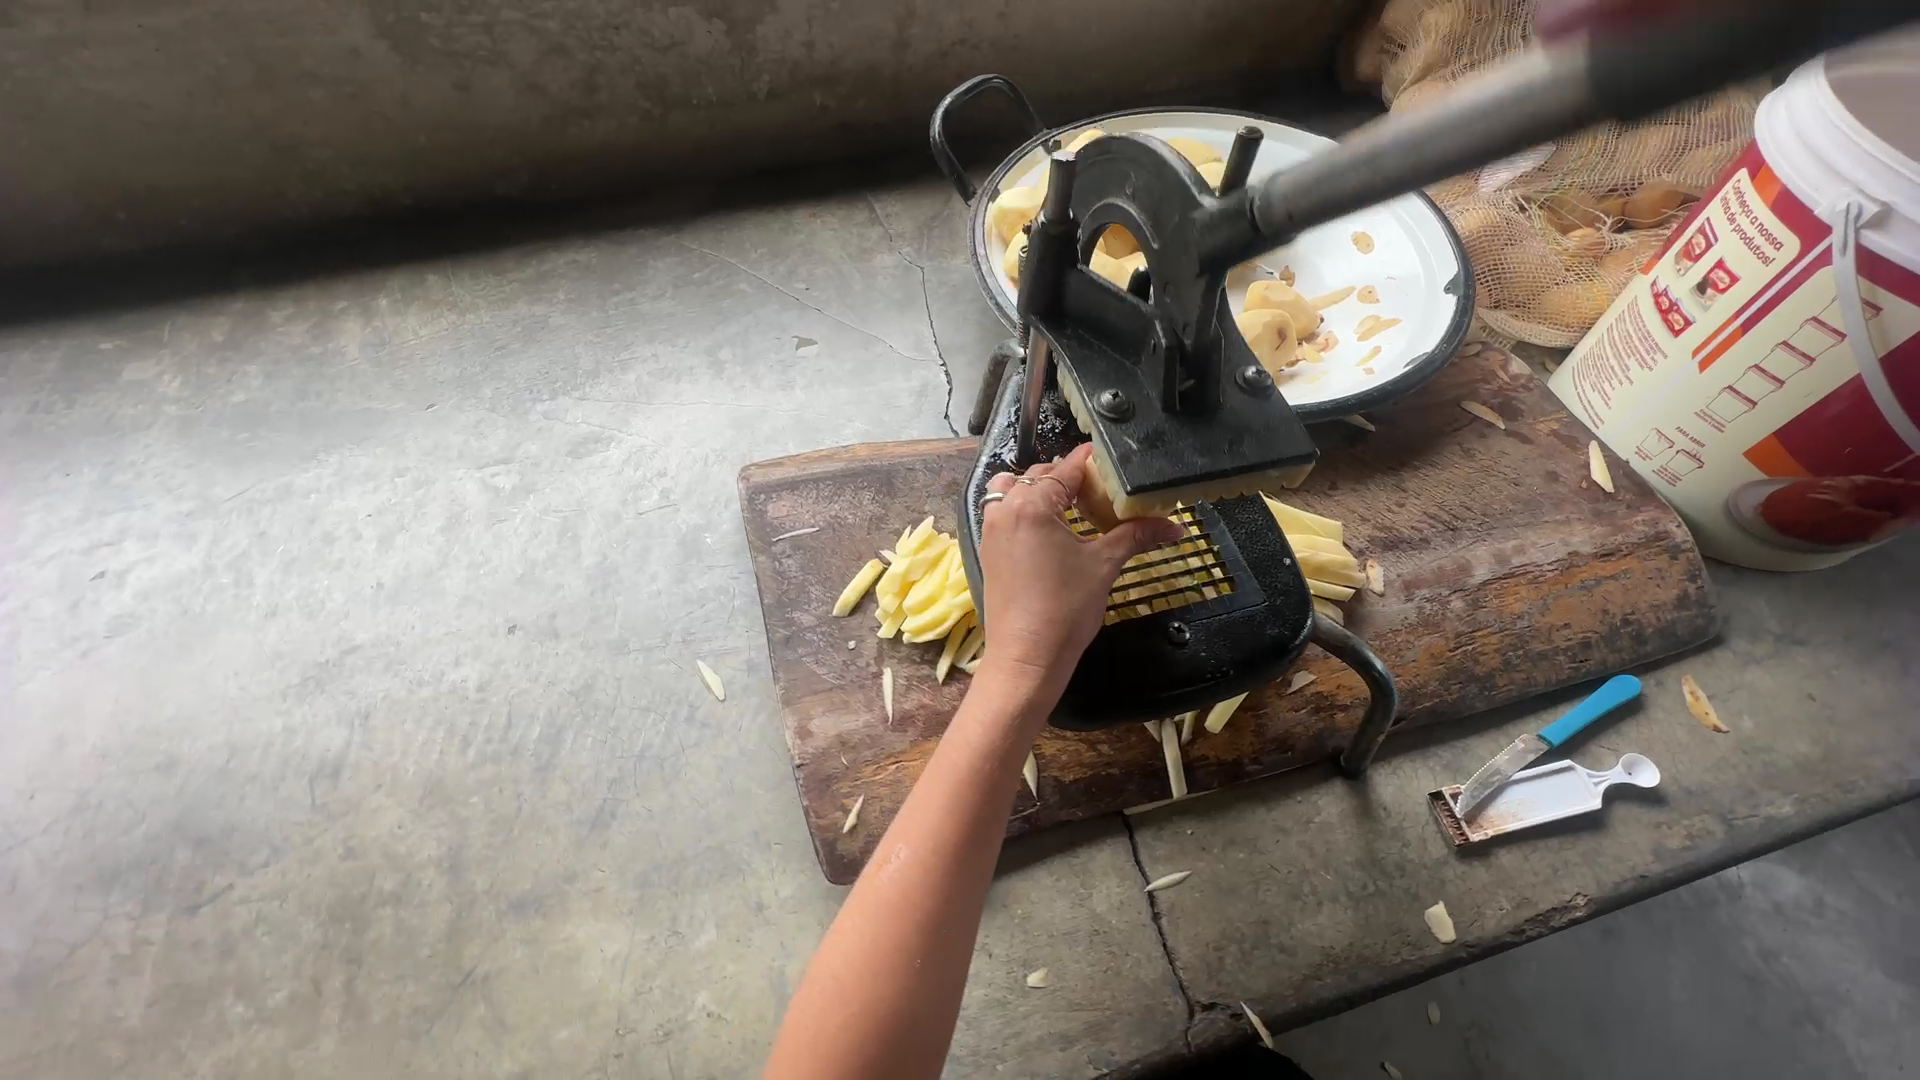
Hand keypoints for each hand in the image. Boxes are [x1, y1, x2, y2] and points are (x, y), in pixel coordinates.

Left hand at [976, 444, 1185, 698]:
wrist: (1026, 657)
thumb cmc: (1066, 609)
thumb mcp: (1104, 566)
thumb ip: (1135, 535)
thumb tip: (1174, 526)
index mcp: (1032, 505)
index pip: (1067, 468)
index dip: (1093, 462)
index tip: (1114, 461)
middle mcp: (1005, 509)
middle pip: (1039, 476)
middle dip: (1068, 477)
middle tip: (1100, 491)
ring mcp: (991, 529)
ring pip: (1012, 490)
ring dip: (1039, 490)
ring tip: (1069, 506)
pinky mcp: (987, 549)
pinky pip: (1002, 513)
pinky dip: (1022, 509)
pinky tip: (1048, 529)